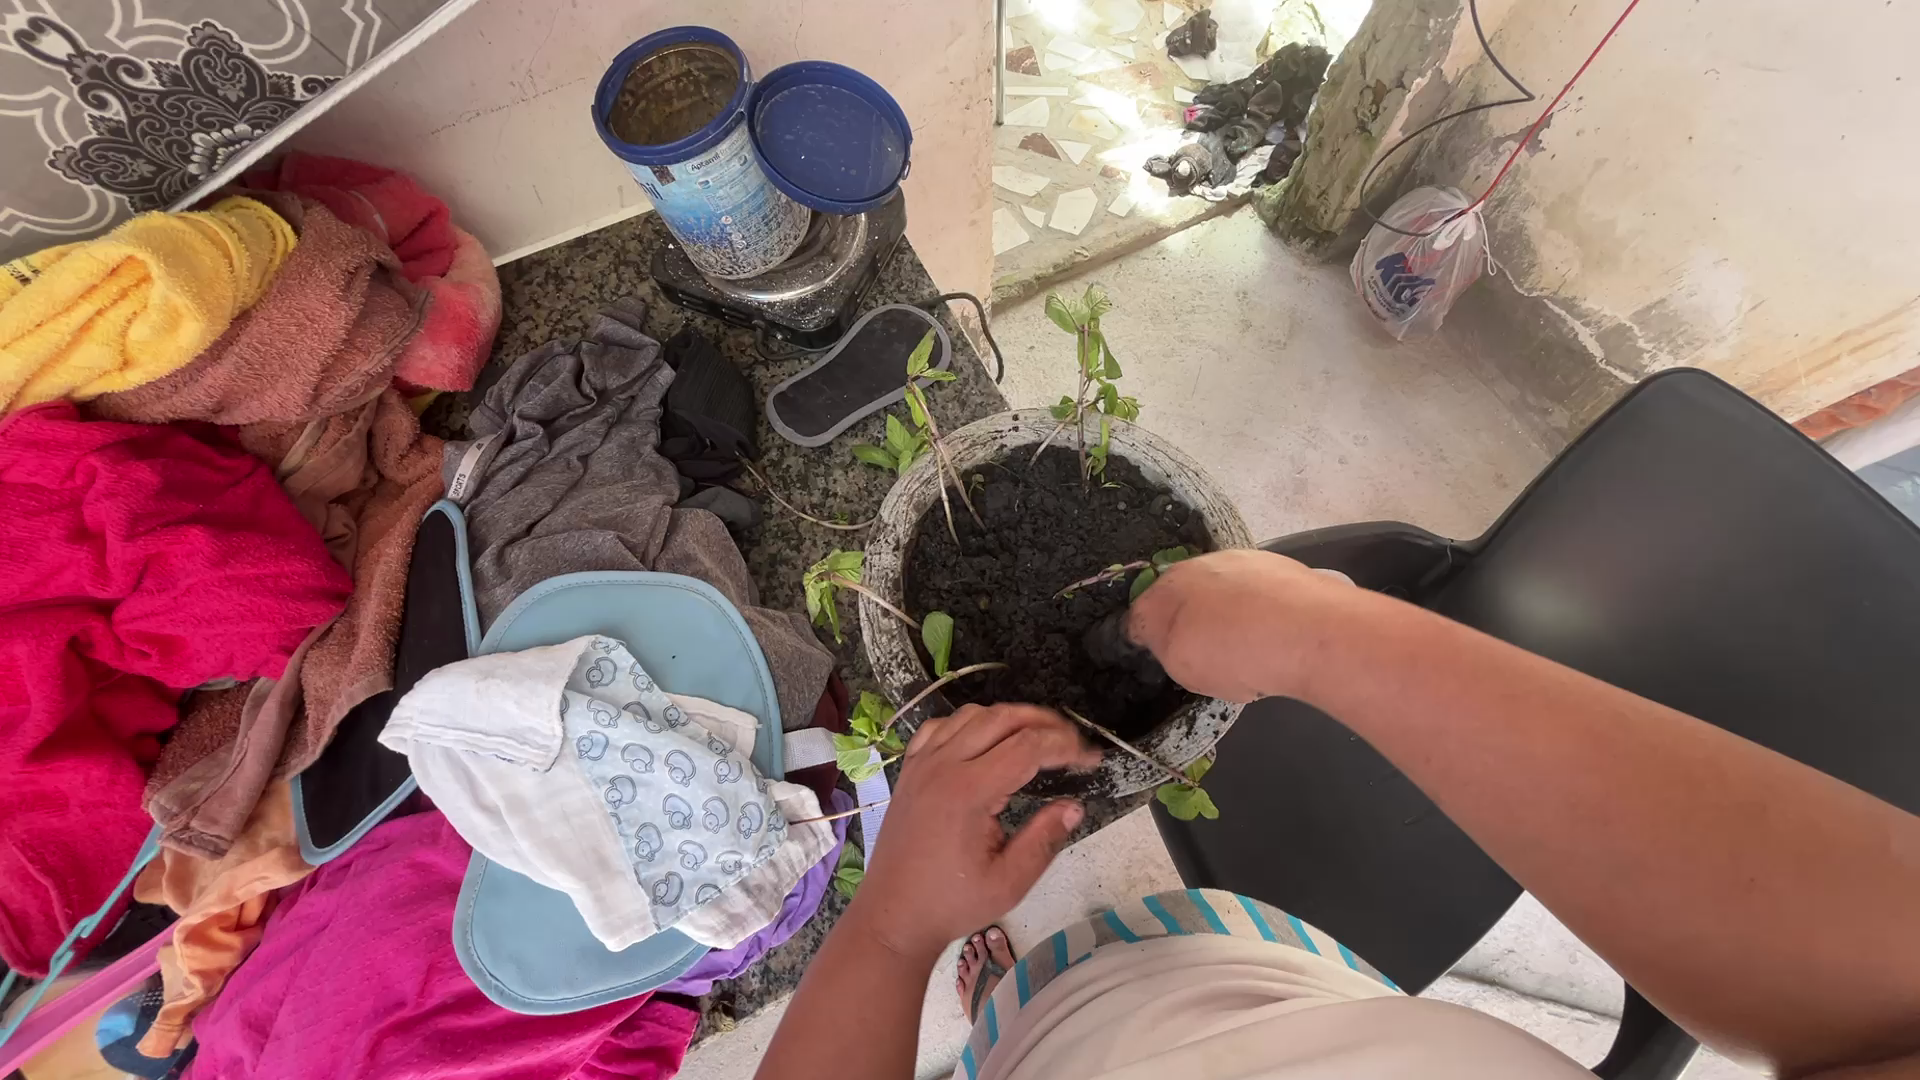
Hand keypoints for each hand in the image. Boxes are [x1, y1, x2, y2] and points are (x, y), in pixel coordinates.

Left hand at [848, 704, 1101, 959]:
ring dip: (1009, 717)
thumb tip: (1076, 805)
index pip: (1027, 747)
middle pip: (1002, 718)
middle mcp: (943, 765)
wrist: (893, 915)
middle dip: (1044, 722)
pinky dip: (970, 722)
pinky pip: (942, 725)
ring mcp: (922, 762)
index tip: (1091, 759)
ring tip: (1038, 736)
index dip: (1065, 746)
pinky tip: (986, 738)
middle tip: (1072, 741)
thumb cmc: (953, 903)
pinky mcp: (911, 767)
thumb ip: (1044, 838)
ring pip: (972, 714)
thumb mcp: (1009, 882)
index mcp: (968, 791)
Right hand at [1127, 549, 1347, 702]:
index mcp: (1166, 589)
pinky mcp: (1279, 566)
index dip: (1144, 636)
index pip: (1141, 612)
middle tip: (1203, 652)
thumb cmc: (1235, 652)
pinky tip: (1273, 634)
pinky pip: (1257, 592)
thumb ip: (1162, 647)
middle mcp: (1198, 565)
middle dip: (1187, 619)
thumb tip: (1158, 636)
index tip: (1157, 654)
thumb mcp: (1181, 666)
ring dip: (1225, 612)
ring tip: (1244, 646)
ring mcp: (1241, 561)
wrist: (1311, 632)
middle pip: (1183, 595)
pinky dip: (1258, 609)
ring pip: (1221, 590)